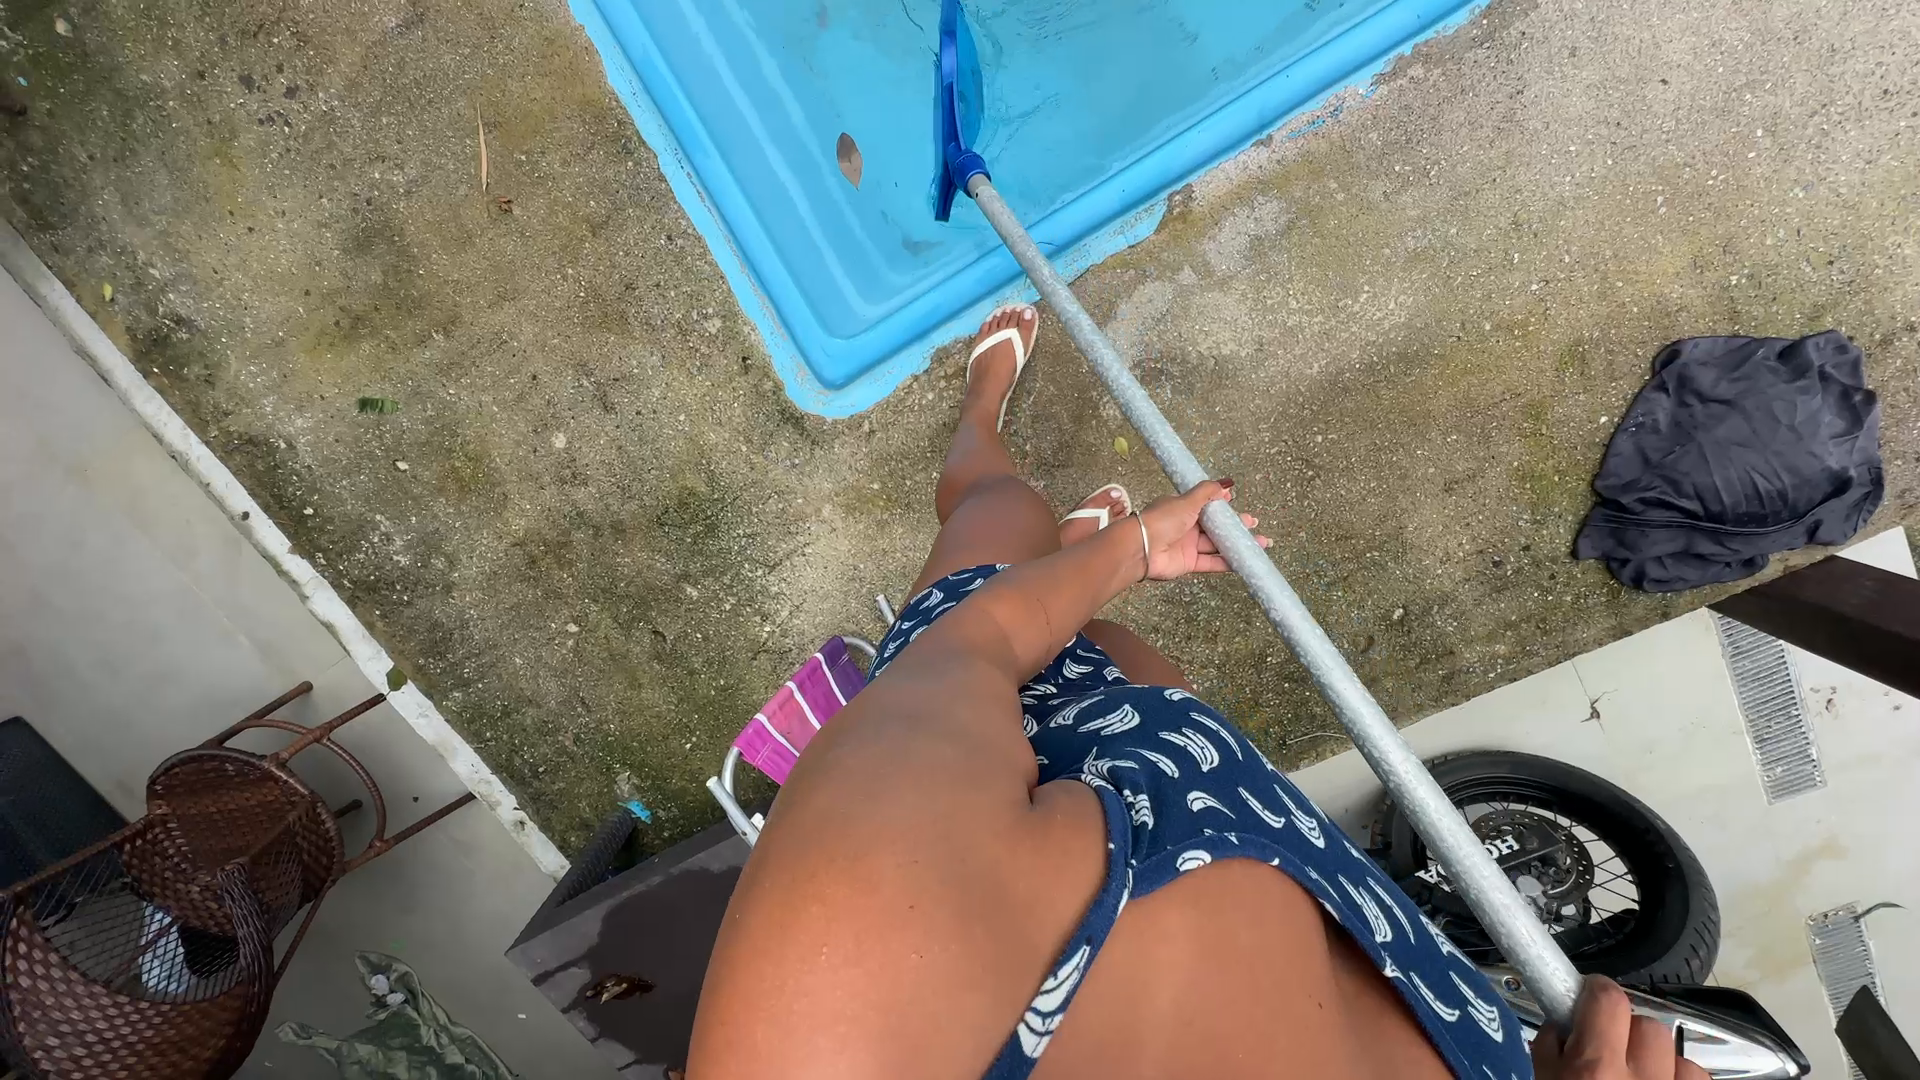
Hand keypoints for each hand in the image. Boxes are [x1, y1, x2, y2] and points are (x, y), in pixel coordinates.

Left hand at [1136, 479, 1270, 580]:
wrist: (1142, 548)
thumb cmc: (1160, 520)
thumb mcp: (1186, 501)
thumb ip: (1206, 492)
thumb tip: (1225, 485)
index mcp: (1182, 508)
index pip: (1207, 506)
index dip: (1223, 507)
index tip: (1238, 506)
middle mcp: (1185, 526)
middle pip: (1215, 527)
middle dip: (1235, 526)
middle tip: (1253, 525)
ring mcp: (1187, 545)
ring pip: (1217, 545)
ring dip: (1237, 544)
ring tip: (1260, 543)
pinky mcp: (1188, 563)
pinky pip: (1212, 562)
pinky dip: (1228, 562)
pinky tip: (1245, 559)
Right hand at [1532, 977, 1707, 1079]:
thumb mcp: (1543, 1077)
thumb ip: (1552, 1044)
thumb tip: (1564, 1020)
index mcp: (1596, 1066)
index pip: (1609, 999)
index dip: (1598, 989)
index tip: (1591, 990)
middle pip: (1649, 1026)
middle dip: (1629, 1030)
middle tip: (1610, 1044)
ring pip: (1682, 1057)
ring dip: (1661, 1060)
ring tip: (1641, 1073)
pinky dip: (1680, 1079)